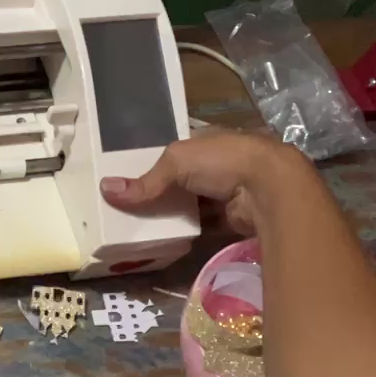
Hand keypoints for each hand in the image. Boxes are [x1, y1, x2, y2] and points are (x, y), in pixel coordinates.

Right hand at [99, 130, 303, 233]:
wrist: (270, 190)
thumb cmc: (224, 161)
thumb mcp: (175, 163)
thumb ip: (144, 181)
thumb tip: (105, 189)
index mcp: (210, 140)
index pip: (177, 150)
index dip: (155, 162)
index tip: (132, 179)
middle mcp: (222, 162)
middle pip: (184, 179)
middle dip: (163, 191)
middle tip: (133, 206)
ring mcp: (231, 189)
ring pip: (194, 202)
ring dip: (176, 212)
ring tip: (144, 223)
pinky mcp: (235, 215)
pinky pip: (205, 223)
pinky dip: (189, 229)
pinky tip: (169, 237)